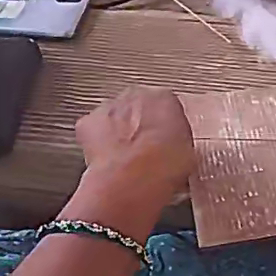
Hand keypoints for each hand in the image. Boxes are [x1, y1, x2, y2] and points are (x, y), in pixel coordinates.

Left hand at [75, 89, 195, 213]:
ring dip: (118, 136)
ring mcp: (109, 108)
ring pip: (114, 119)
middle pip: (137, 109)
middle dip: (140, 129)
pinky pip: (92, 132)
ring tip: (126, 163)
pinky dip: (98, 145)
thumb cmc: (161, 167)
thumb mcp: (188, 157)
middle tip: (146, 154)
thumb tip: (178, 155)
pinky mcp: (87, 124)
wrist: (131, 178)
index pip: (166, 107)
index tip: (166, 145)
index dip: (166, 129)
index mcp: (165, 98)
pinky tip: (108, 163)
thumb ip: (181, 145)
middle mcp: (135, 96)